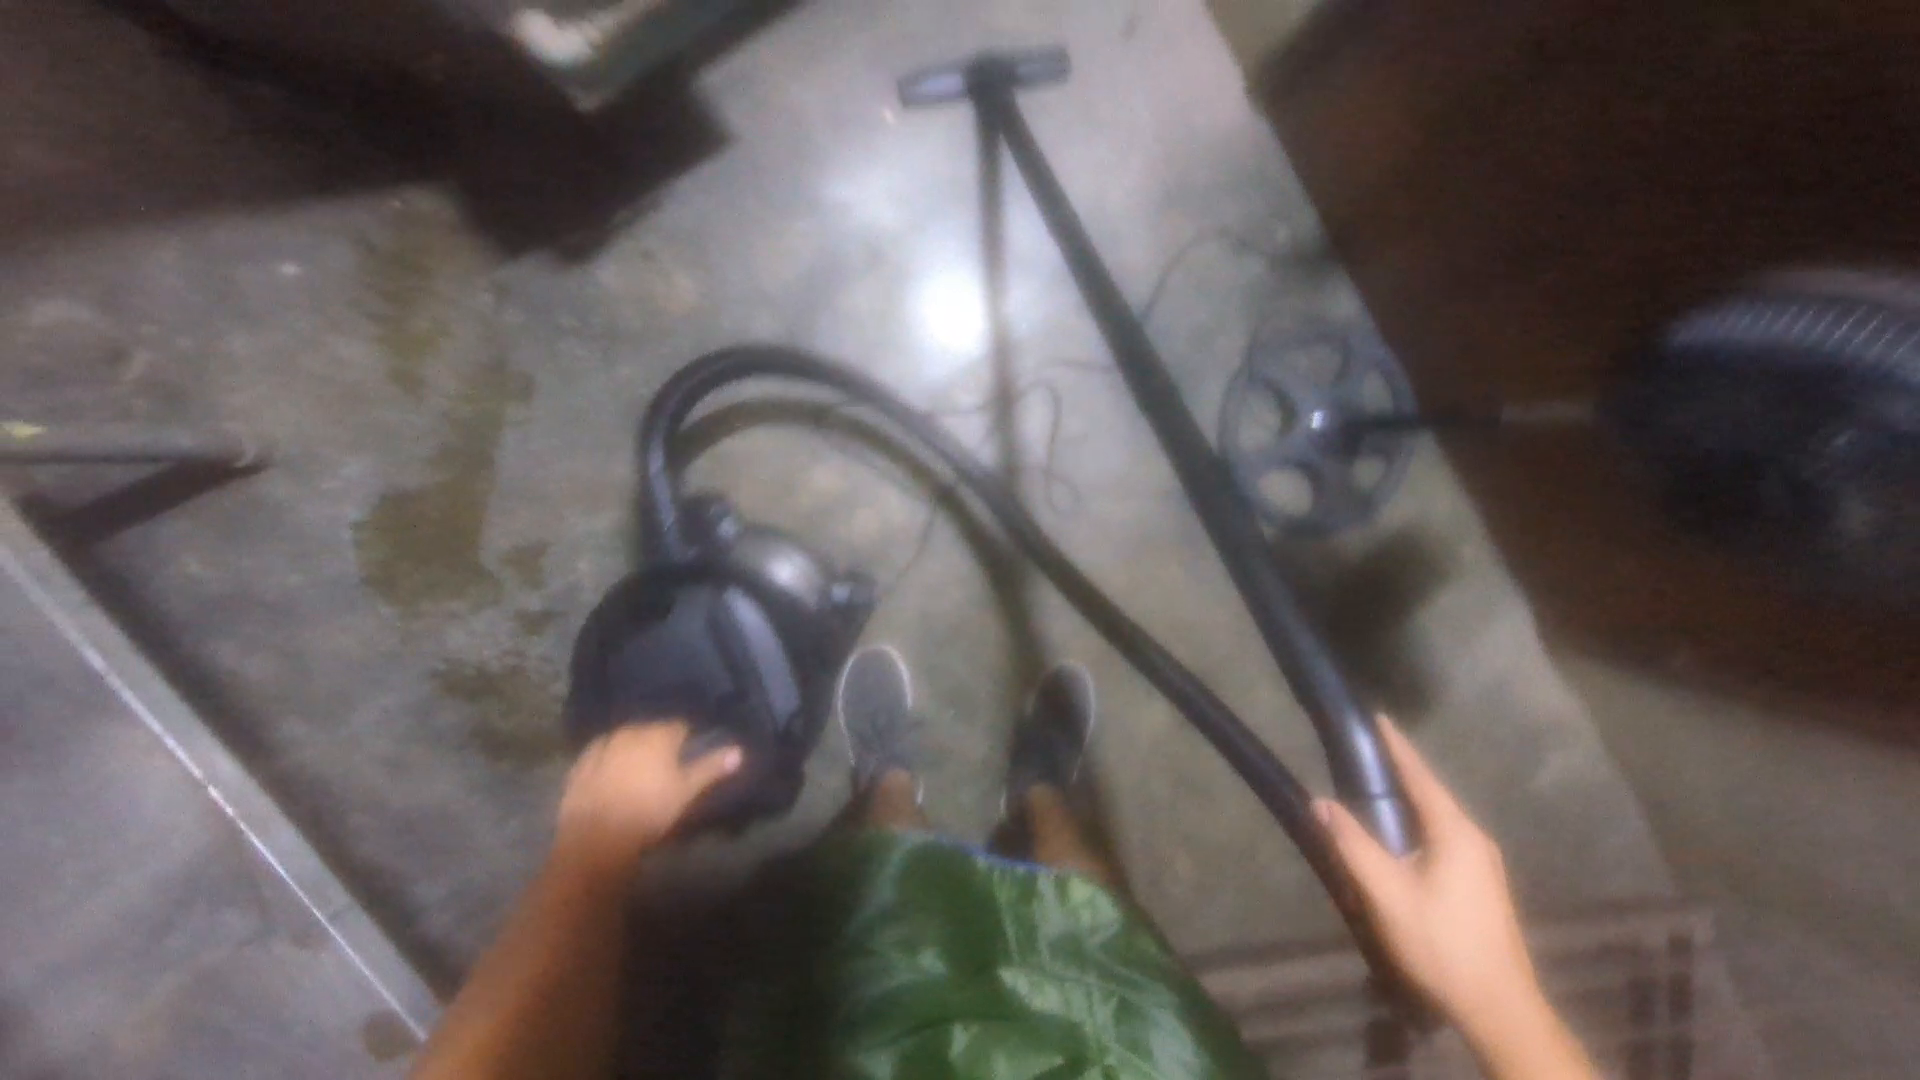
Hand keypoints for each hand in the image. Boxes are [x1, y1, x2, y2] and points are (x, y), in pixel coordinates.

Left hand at [553, 722, 742, 878]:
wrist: (596, 838)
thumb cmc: (649, 811)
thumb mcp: (686, 791)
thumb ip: (711, 767)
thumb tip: (739, 751)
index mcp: (658, 736)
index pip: (679, 726)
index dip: (686, 738)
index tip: (689, 751)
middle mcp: (629, 732)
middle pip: (650, 730)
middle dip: (659, 741)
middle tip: (665, 764)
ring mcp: (601, 746)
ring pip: (624, 739)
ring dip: (632, 748)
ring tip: (638, 768)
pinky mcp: (580, 764)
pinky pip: (599, 753)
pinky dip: (608, 759)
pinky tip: (610, 774)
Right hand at [1316, 717, 1540, 1039]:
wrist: (1499, 1007)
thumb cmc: (1440, 942)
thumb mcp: (1386, 892)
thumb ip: (1352, 844)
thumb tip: (1321, 802)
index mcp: (1455, 833)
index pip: (1420, 777)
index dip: (1398, 747)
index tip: (1380, 718)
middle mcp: (1475, 840)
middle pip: (1433, 795)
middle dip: (1403, 771)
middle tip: (1371, 752)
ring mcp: (1485, 865)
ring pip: (1440, 819)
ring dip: (1411, 800)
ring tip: (1381, 788)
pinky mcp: (1483, 886)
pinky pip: (1446, 838)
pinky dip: (1420, 824)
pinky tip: (1404, 839)